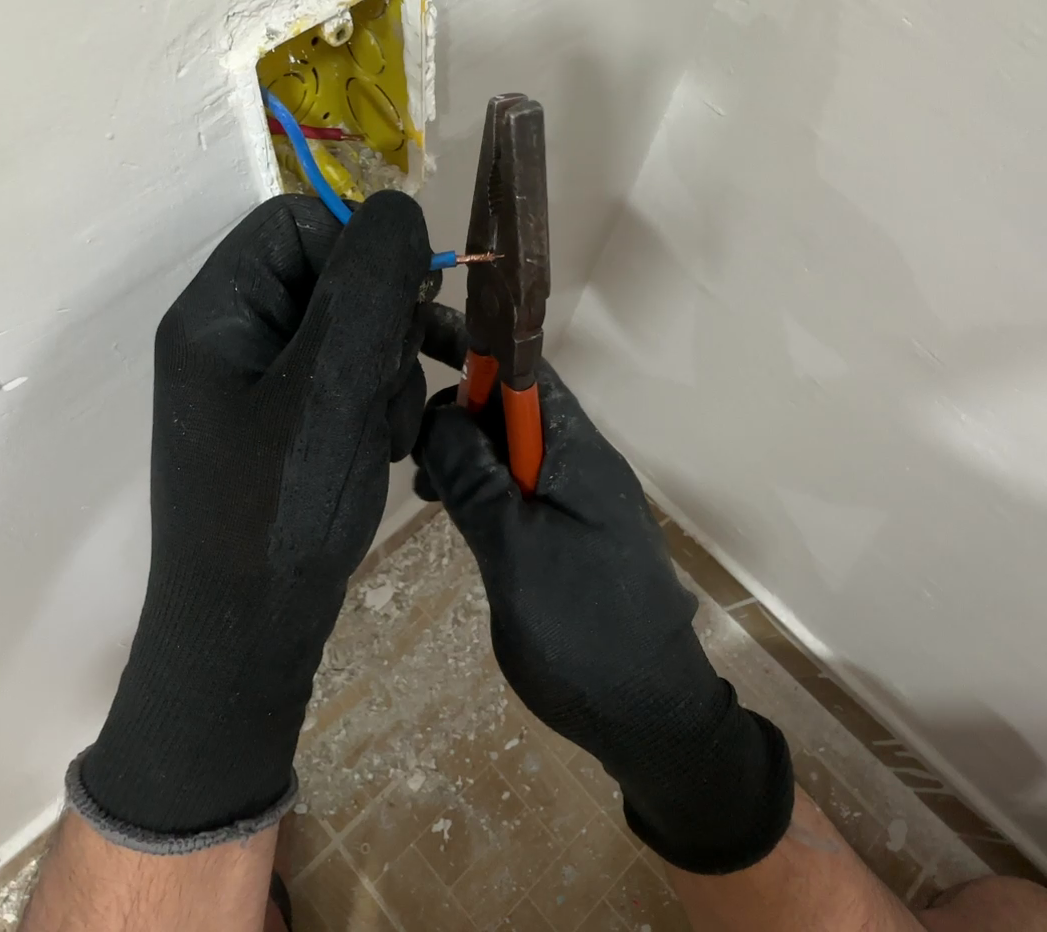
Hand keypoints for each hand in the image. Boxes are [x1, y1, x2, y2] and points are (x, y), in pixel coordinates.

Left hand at [70, 192, 431, 852]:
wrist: (250, 630)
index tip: (408, 301)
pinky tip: (382, 451)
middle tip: (391, 386)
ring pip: (352, 334)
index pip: (296, 224)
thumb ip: (366, 286)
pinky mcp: (287, 423)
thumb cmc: (281, 507)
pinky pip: (348, 382)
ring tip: (385, 435)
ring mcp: (259, 384)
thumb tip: (399, 212)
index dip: (361, 250)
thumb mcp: (330, 386)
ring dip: (385, 374)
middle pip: (331, 278)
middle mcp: (232, 337)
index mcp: (218, 311)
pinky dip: (376, 407)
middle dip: (380, 328)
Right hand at [412, 307, 792, 872]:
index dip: (474, 346)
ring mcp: (573, 501)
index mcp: (575, 453)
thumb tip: (438, 415)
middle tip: (399, 428)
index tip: (417, 332)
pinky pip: (514, 489)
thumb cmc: (582, 629)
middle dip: (456, 403)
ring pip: (508, 450)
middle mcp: (577, 464)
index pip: (524, 373)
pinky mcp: (564, 534)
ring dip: (462, 450)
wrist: (647, 713)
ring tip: (419, 480)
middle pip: (511, 407)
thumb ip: (475, 480)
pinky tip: (447, 507)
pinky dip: (477, 487)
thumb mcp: (514, 552)